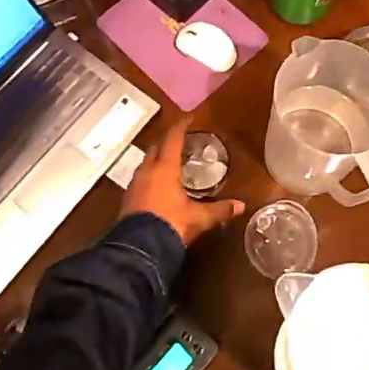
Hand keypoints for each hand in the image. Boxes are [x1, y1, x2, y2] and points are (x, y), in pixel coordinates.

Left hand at [119, 118, 241, 245]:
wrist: (138, 251)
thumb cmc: (171, 225)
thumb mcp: (198, 218)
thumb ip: (219, 210)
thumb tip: (241, 206)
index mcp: (164, 168)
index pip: (172, 139)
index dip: (181, 127)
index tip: (190, 118)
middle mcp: (147, 171)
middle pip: (155, 147)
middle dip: (167, 140)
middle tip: (180, 139)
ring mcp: (134, 185)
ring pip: (145, 163)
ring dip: (156, 158)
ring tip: (169, 161)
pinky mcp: (127, 200)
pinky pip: (140, 178)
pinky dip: (150, 174)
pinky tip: (157, 184)